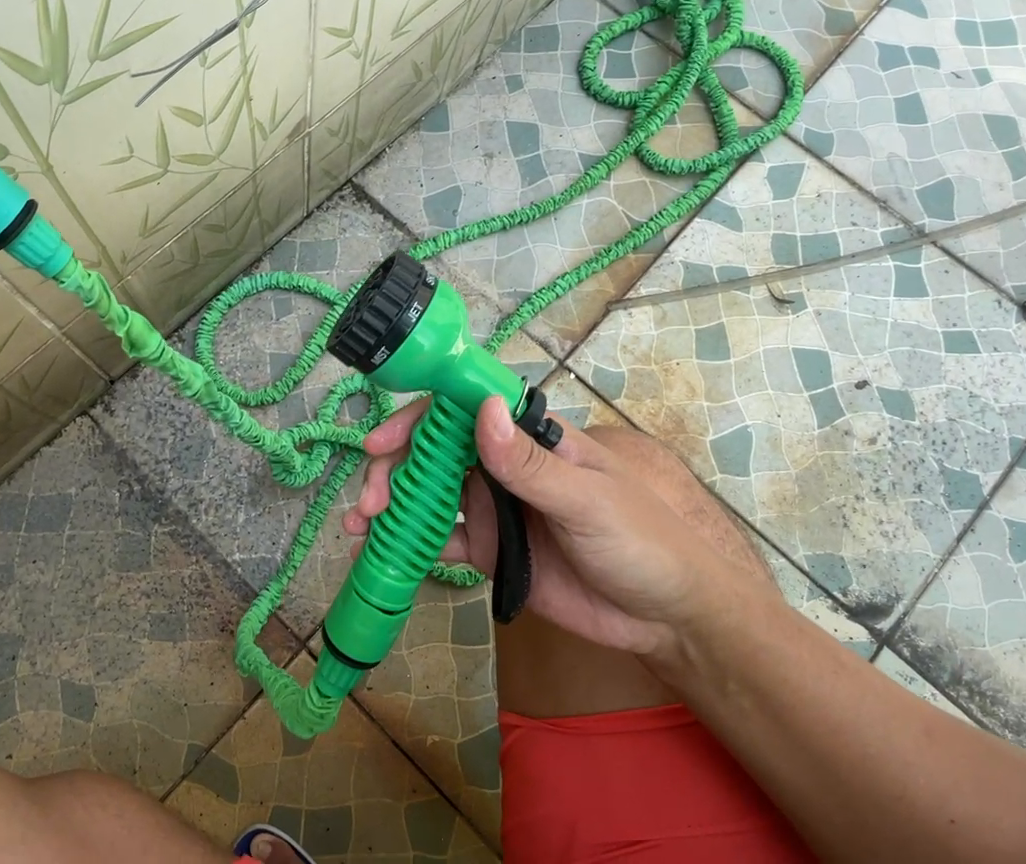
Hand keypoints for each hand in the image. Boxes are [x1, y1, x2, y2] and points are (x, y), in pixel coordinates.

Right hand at [348, 396, 739, 655]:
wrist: (666, 616)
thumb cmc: (642, 541)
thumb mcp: (588, 500)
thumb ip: (531, 464)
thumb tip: (484, 410)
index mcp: (529, 440)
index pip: (462, 412)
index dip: (416, 420)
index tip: (381, 442)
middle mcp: (502, 467)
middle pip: (433, 454)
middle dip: (393, 471)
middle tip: (369, 502)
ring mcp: (494, 509)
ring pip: (428, 496)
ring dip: (391, 506)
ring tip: (360, 526)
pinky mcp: (490, 552)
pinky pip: (440, 541)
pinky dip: (407, 544)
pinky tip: (381, 552)